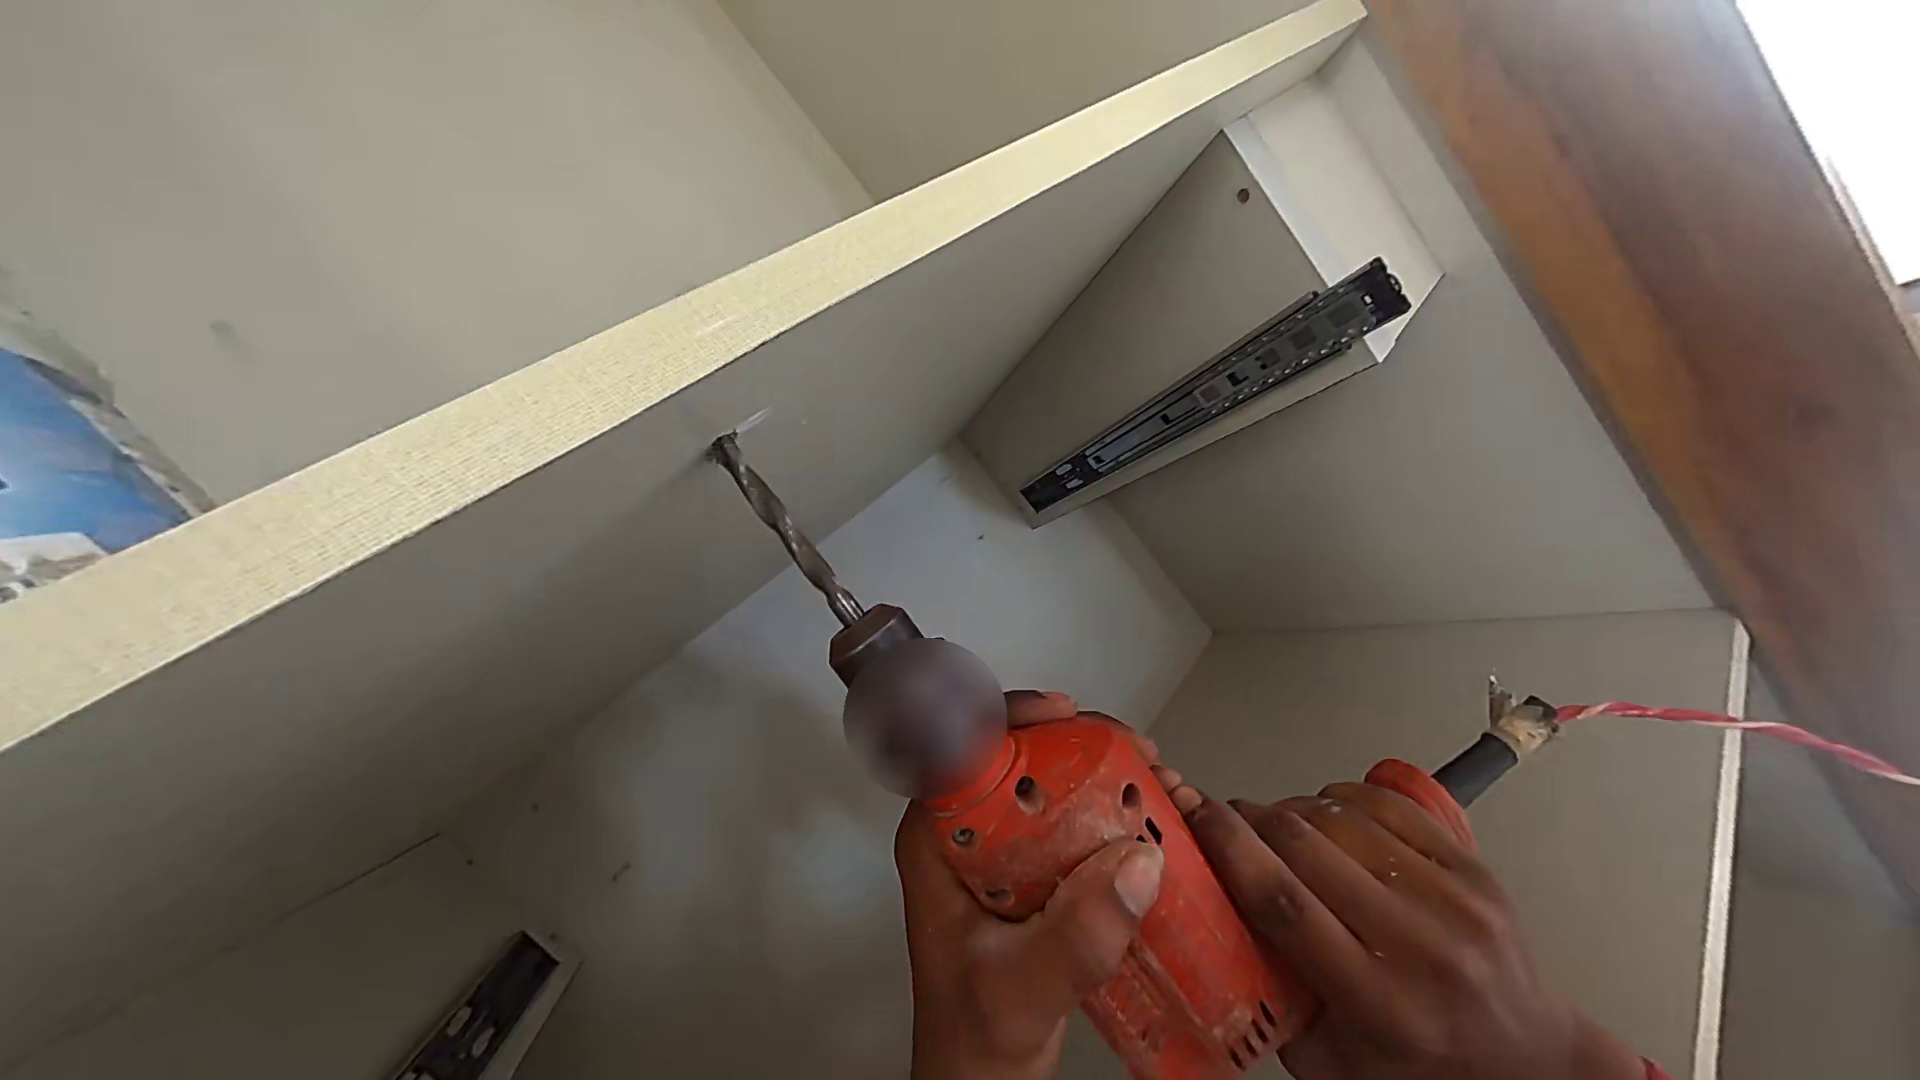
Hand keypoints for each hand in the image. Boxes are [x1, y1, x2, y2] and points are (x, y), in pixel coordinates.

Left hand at [897, 691, 1165, 1079]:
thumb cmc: (975, 1036)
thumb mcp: (1020, 990)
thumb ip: (1074, 937)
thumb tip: (1141, 862)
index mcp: (937, 836)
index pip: (961, 746)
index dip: (1012, 715)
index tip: (1067, 713)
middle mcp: (967, 828)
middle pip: (1015, 753)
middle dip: (1077, 740)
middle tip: (1133, 747)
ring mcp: (1000, 845)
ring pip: (1047, 780)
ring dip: (1100, 768)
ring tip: (1152, 774)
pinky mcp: (1030, 865)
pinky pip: (1070, 816)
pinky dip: (1109, 806)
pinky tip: (1148, 813)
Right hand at [1169, 780, 1647, 1079]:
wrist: (1530, 1061)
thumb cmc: (1413, 1064)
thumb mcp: (1324, 1058)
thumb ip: (1262, 987)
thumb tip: (1204, 899)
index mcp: (1379, 1001)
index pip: (1283, 900)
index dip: (1227, 844)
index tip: (1192, 812)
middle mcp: (1421, 944)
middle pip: (1302, 843)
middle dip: (1249, 818)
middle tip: (1228, 823)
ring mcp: (1454, 898)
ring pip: (1335, 814)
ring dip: (1289, 809)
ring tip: (1279, 831)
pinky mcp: (1472, 864)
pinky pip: (1378, 801)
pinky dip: (1335, 799)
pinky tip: (1328, 821)